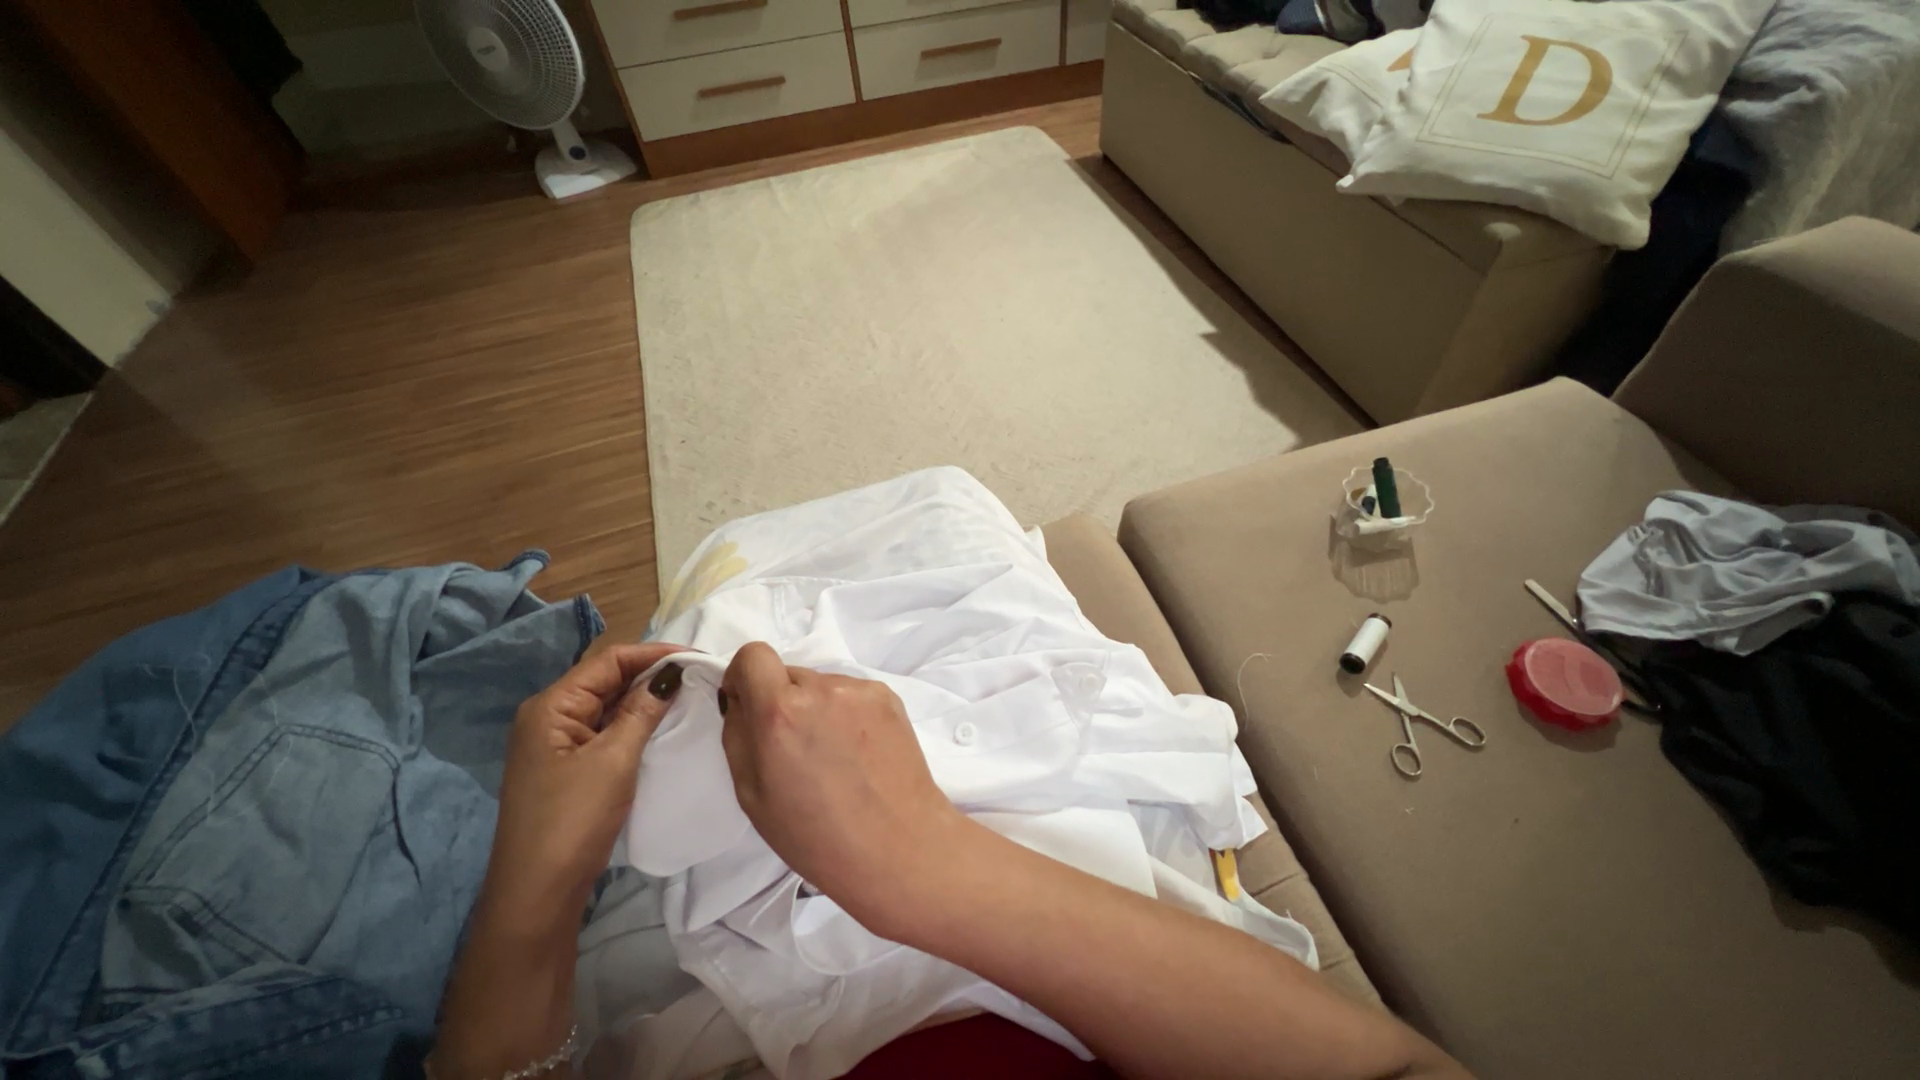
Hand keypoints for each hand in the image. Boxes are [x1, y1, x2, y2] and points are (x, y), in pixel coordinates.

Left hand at [483, 642, 688, 925]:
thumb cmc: (573, 820)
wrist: (538, 894)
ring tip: (690, 695)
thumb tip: (671, 673)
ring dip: (645, 698)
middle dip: (651, 674)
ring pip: (608, 705)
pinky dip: (635, 723)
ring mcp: (557, 743)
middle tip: (701, 676)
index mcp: (551, 706)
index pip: (609, 661)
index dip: (654, 653)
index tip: (699, 657)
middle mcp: (549, 716)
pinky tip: (663, 726)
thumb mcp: (615, 759)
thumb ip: (643, 710)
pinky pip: (606, 730)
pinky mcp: (568, 767)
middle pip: (607, 679)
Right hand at [719, 642, 966, 936]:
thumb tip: (742, 699)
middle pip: (788, 675)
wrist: (897, 847)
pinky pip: (852, 695)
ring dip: (818, 709)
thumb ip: (739, 734)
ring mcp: (859, 690)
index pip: (752, 654)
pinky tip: (859, 754)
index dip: (745, 677)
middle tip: (796, 749)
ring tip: (834, 758)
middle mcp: (821, 689)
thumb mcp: (752, 794)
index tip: (750, 706)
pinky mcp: (888, 696)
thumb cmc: (814, 835)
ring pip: (821, 686)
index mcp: (780, 712)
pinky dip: (847, 715)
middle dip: (783, 702)